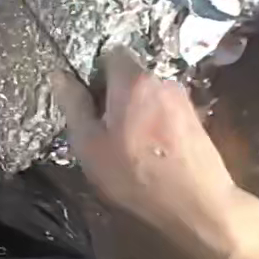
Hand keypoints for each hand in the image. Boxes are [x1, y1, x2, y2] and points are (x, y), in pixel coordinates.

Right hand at [52, 48, 258, 258]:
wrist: (198, 204)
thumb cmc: (136, 175)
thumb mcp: (90, 145)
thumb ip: (74, 105)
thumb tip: (59, 75)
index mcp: (133, 81)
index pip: (110, 53)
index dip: (94, 74)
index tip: (88, 102)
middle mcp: (161, 80)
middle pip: (129, 75)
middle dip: (113, 94)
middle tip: (103, 129)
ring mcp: (183, 98)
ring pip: (146, 94)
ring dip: (134, 110)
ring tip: (127, 145)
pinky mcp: (196, 118)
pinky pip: (163, 110)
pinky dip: (153, 123)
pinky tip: (150, 152)